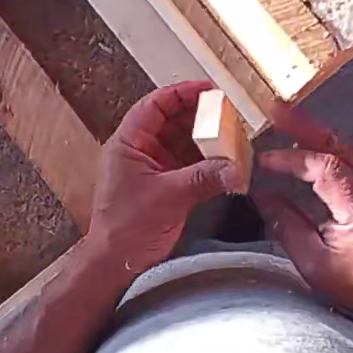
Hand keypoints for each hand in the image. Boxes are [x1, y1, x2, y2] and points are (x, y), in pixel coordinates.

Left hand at [86, 81, 244, 272]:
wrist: (116, 262)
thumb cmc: (126, 228)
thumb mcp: (168, 197)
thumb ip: (204, 178)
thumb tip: (235, 167)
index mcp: (128, 144)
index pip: (154, 106)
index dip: (181, 94)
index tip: (209, 90)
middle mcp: (139, 152)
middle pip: (171, 121)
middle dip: (200, 117)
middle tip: (229, 114)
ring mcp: (151, 169)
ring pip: (182, 143)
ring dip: (206, 140)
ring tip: (233, 136)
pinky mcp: (164, 187)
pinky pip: (188, 166)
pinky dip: (207, 163)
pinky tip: (227, 162)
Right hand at [253, 106, 352, 319]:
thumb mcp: (312, 261)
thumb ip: (287, 224)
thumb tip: (262, 196)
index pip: (326, 168)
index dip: (293, 159)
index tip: (265, 159)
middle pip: (338, 148)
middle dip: (305, 127)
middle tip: (276, 110)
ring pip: (343, 151)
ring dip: (312, 135)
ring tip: (284, 121)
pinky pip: (346, 163)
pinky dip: (321, 151)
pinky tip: (302, 146)